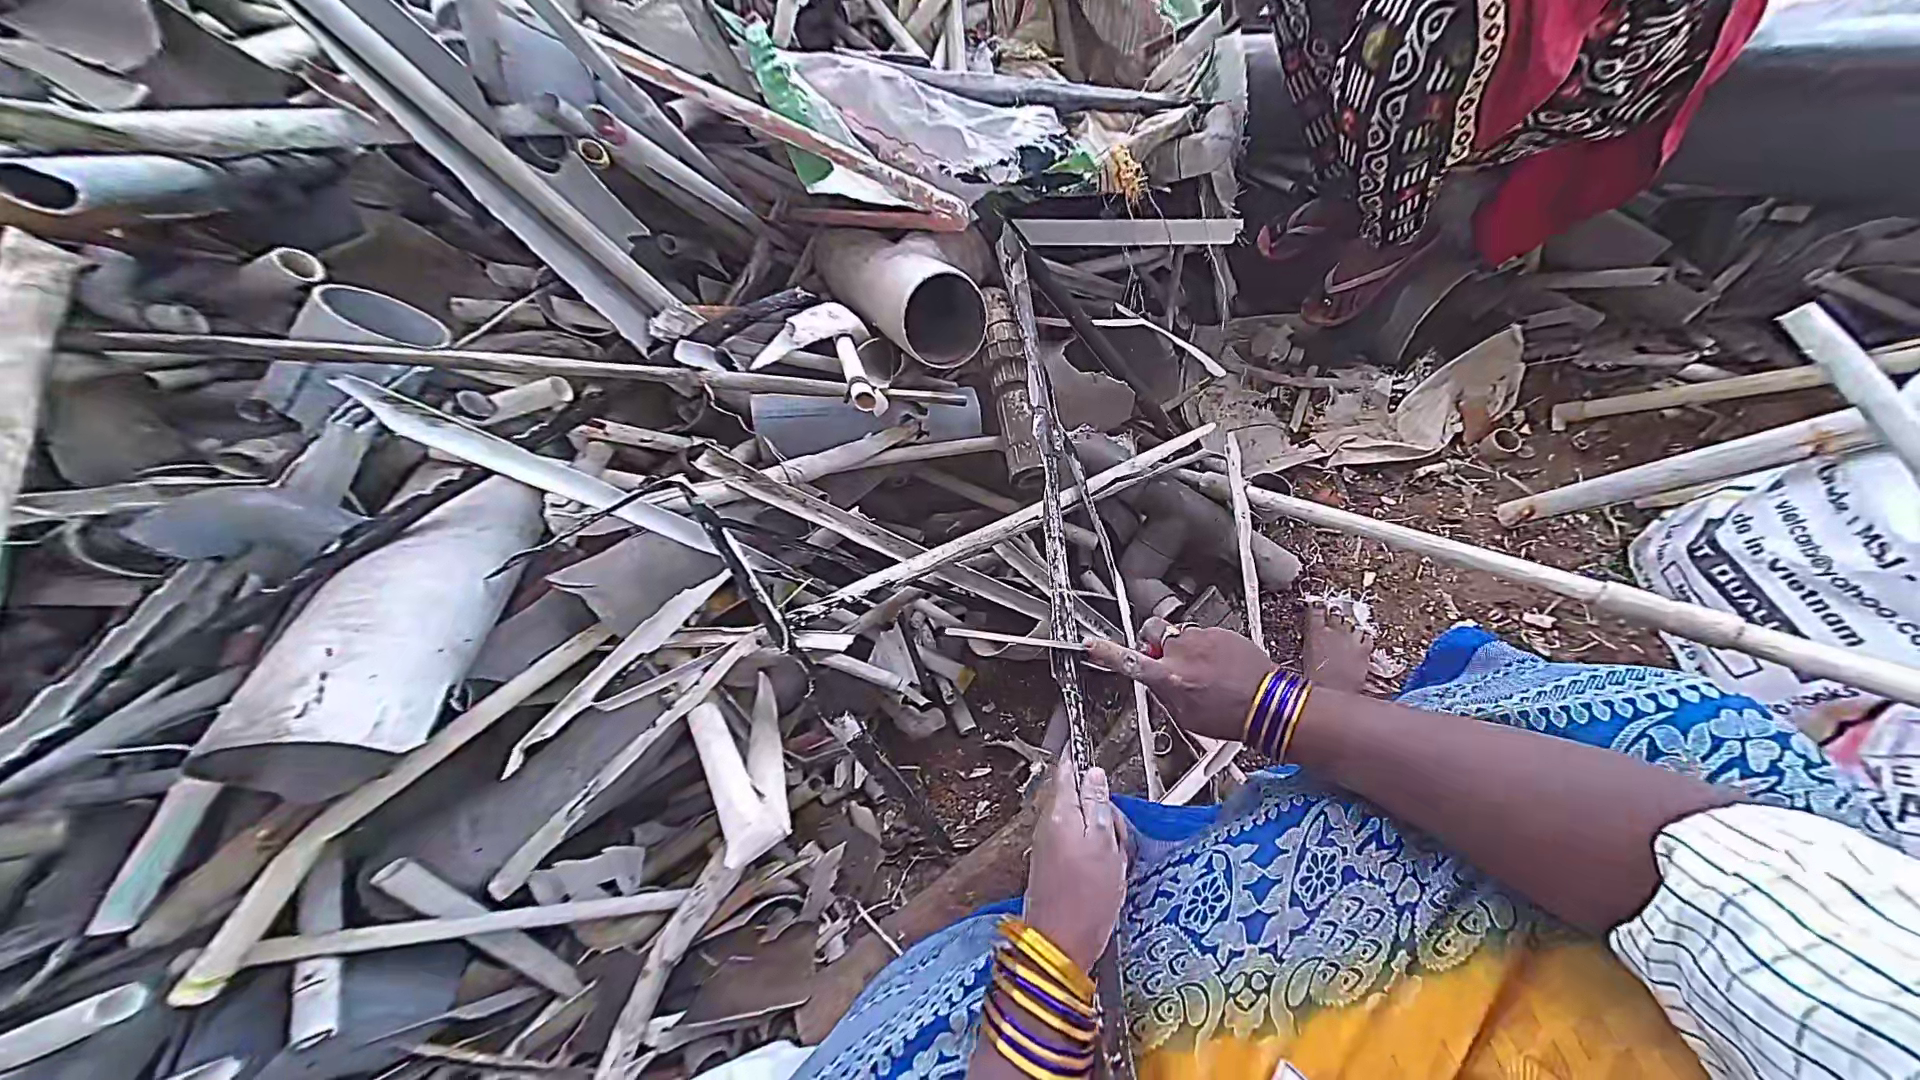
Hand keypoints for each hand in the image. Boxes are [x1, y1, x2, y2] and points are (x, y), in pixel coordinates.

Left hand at [1023, 746, 1127, 972]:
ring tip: (1115, 860)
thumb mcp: (1103, 844)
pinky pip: (1078, 845)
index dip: (1081, 759)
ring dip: (1101, 835)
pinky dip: (1095, 853)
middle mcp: (1048, 822)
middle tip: (1117, 834)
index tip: (1092, 753)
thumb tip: (1094, 772)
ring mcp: (1048, 843)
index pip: (1066, 770)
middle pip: (1078, 797)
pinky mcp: (1053, 864)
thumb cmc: (1086, 896)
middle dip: (1101, 809)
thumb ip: (1097, 804)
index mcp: (1060, 812)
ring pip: (1081, 822)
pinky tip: (1106, 874)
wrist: (1060, 943)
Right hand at [1084, 619, 1276, 741]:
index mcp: (1170, 676)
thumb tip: (1153, 680)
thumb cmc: (1232, 716)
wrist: (1272, 705)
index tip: (1090, 645)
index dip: (1106, 652)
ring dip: (1185, 649)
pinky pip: (1204, 635)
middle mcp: (1184, 652)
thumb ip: (1163, 693)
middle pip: (1153, 633)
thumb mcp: (1185, 717)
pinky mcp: (1221, 631)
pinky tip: (1220, 667)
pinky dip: (1207, 648)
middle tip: (1168, 662)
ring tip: (1205, 672)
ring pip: (1180, 635)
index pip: (1129, 661)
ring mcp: (1204, 638)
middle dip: (1155, 643)